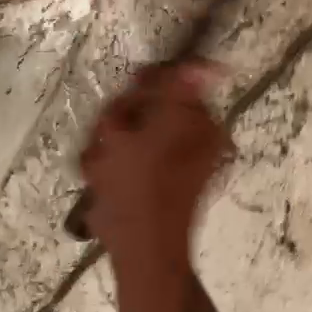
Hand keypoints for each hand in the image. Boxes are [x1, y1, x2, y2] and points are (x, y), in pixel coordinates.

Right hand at [78, 63, 231, 264]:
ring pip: (118, 133)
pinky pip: (113, 158)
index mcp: (198, 124)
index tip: (124, 100)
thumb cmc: (144, 187)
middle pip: (139, 106)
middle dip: (116, 122)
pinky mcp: (138, 179)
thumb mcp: (161, 130)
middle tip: (110, 140)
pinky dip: (103, 167)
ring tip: (103, 169)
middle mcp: (185, 139)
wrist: (137, 246)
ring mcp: (160, 161)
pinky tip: (101, 182)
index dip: (143, 87)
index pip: (170, 82)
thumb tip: (210, 65)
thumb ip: (178, 94)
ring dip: (103, 147)